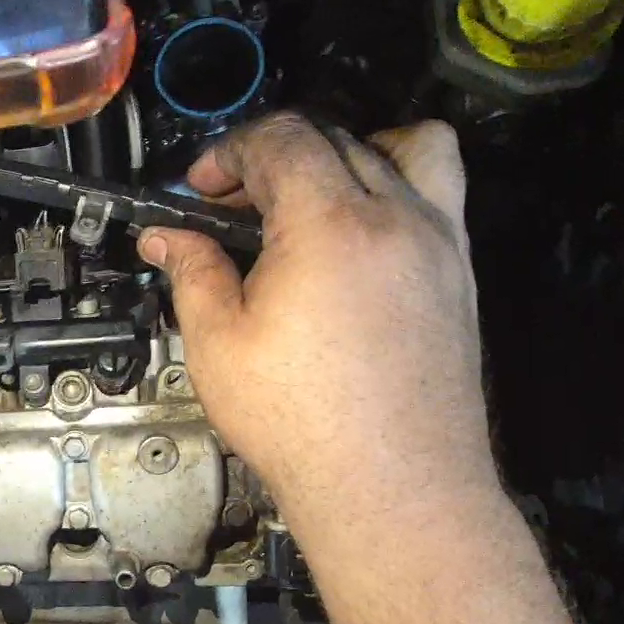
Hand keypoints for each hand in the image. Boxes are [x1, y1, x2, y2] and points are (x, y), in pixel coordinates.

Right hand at [137, 113, 493, 535]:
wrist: (388, 483)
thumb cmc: (300, 420)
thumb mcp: (216, 343)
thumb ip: (192, 272)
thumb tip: (166, 237)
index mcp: (329, 226)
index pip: (283, 141)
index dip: (229, 154)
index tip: (201, 188)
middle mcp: (396, 218)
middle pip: (333, 140)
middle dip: (270, 159)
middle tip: (229, 206)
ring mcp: (438, 243)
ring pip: (403, 149)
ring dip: (345, 154)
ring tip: (304, 200)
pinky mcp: (458, 274)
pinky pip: (437, 192)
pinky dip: (392, 186)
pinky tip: (351, 239)